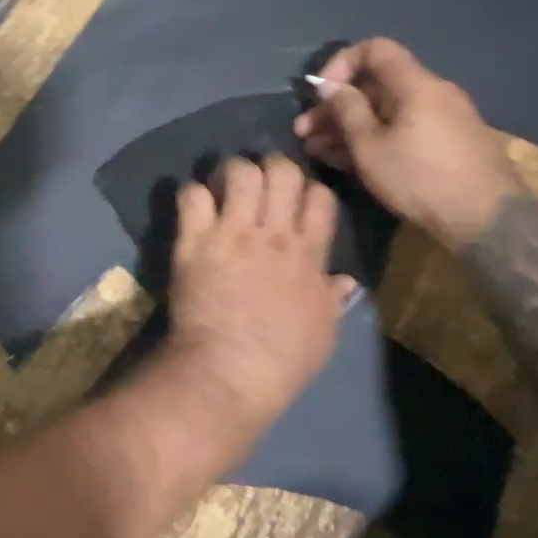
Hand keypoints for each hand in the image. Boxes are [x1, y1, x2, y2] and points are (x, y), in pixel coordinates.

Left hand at [166, 156, 355, 425]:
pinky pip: (192, 195)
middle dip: (271, 167)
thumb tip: (344, 280)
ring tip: (224, 188)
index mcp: (309, 253)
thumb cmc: (283, 359)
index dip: (308, 191)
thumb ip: (332, 297)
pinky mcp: (194, 240)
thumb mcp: (324, 331)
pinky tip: (194, 209)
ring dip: (231, 173)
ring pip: (238, 172)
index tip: (295, 202)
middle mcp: (273, 233)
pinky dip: (193, 194)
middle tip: (258, 183)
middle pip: (282, 171)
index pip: (320, 195)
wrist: (230, 370)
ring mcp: (232, 233)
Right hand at [293, 38, 522, 248]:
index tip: (321, 93)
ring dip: (350, 127)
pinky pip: (403, 129)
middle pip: (376, 86)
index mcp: (415, 84)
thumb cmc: (419, 177)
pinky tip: (348, 162)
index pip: (374, 49)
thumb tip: (329, 86)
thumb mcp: (369, 145)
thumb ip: (345, 110)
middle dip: (336, 106)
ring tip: (318, 151)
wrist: (487, 220)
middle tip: (305, 132)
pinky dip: (375, 138)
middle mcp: (433, 93)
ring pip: (386, 112)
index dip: (340, 63)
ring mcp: (443, 119)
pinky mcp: (448, 144)